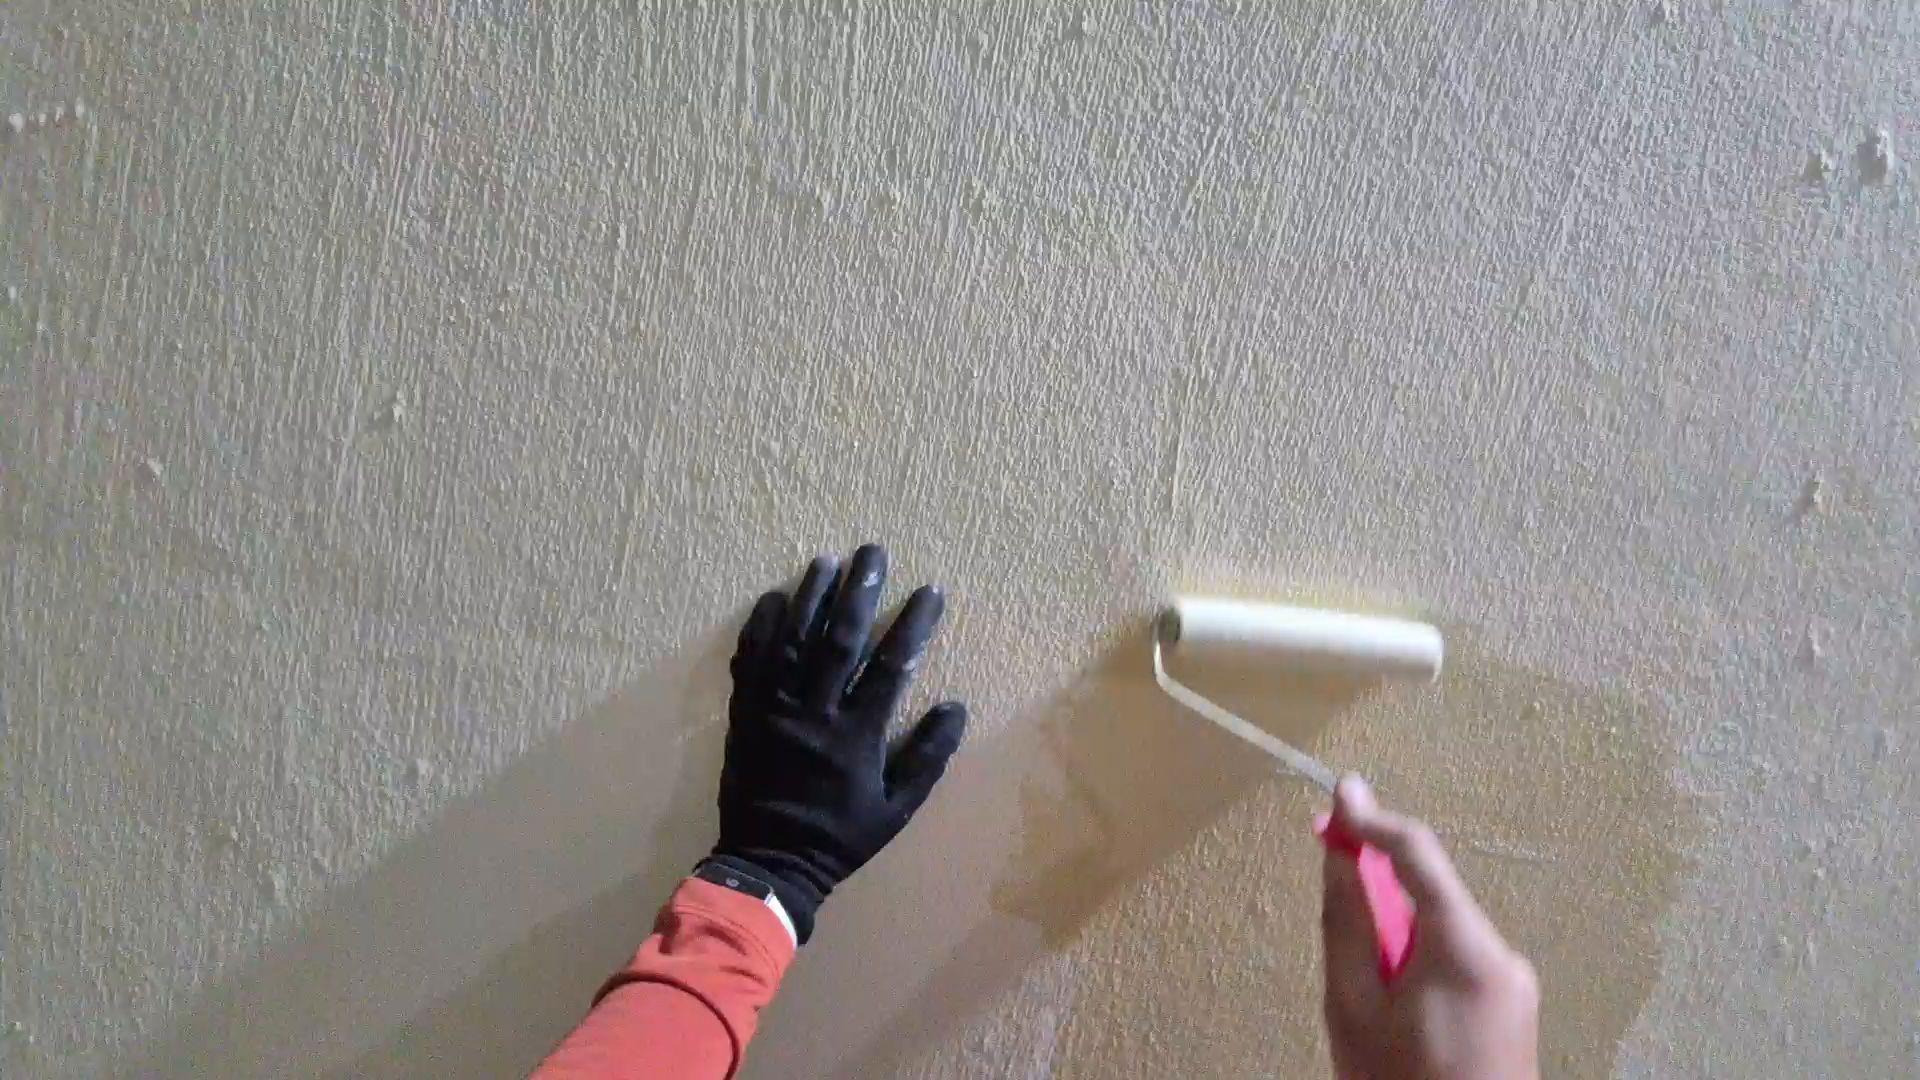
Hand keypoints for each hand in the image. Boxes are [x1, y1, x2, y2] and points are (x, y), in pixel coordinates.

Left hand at [710, 544, 967, 943]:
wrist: (769, 862)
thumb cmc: (841, 836)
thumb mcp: (898, 808)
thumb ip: (928, 756)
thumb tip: (955, 706)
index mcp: (857, 733)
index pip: (891, 665)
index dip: (913, 624)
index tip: (930, 591)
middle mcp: (816, 711)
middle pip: (839, 639)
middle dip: (859, 591)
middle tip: (873, 552)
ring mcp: (775, 708)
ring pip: (794, 641)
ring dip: (811, 596)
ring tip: (827, 560)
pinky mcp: (746, 712)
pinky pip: (750, 661)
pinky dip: (760, 627)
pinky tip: (773, 597)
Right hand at [1320, 776, 1538, 1079]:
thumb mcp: (1352, 1002)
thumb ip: (1346, 917)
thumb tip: (1340, 850)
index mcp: (1468, 951)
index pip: (1417, 853)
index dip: (1372, 818)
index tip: (1336, 792)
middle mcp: (1502, 956)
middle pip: (1425, 888)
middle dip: (1374, 878)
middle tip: (1326, 869)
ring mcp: (1512, 981)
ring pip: (1432, 919)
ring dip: (1389, 922)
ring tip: (1361, 977)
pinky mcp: (1509, 1001)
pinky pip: (1448, 948)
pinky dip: (1409, 947)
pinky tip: (1388, 990)